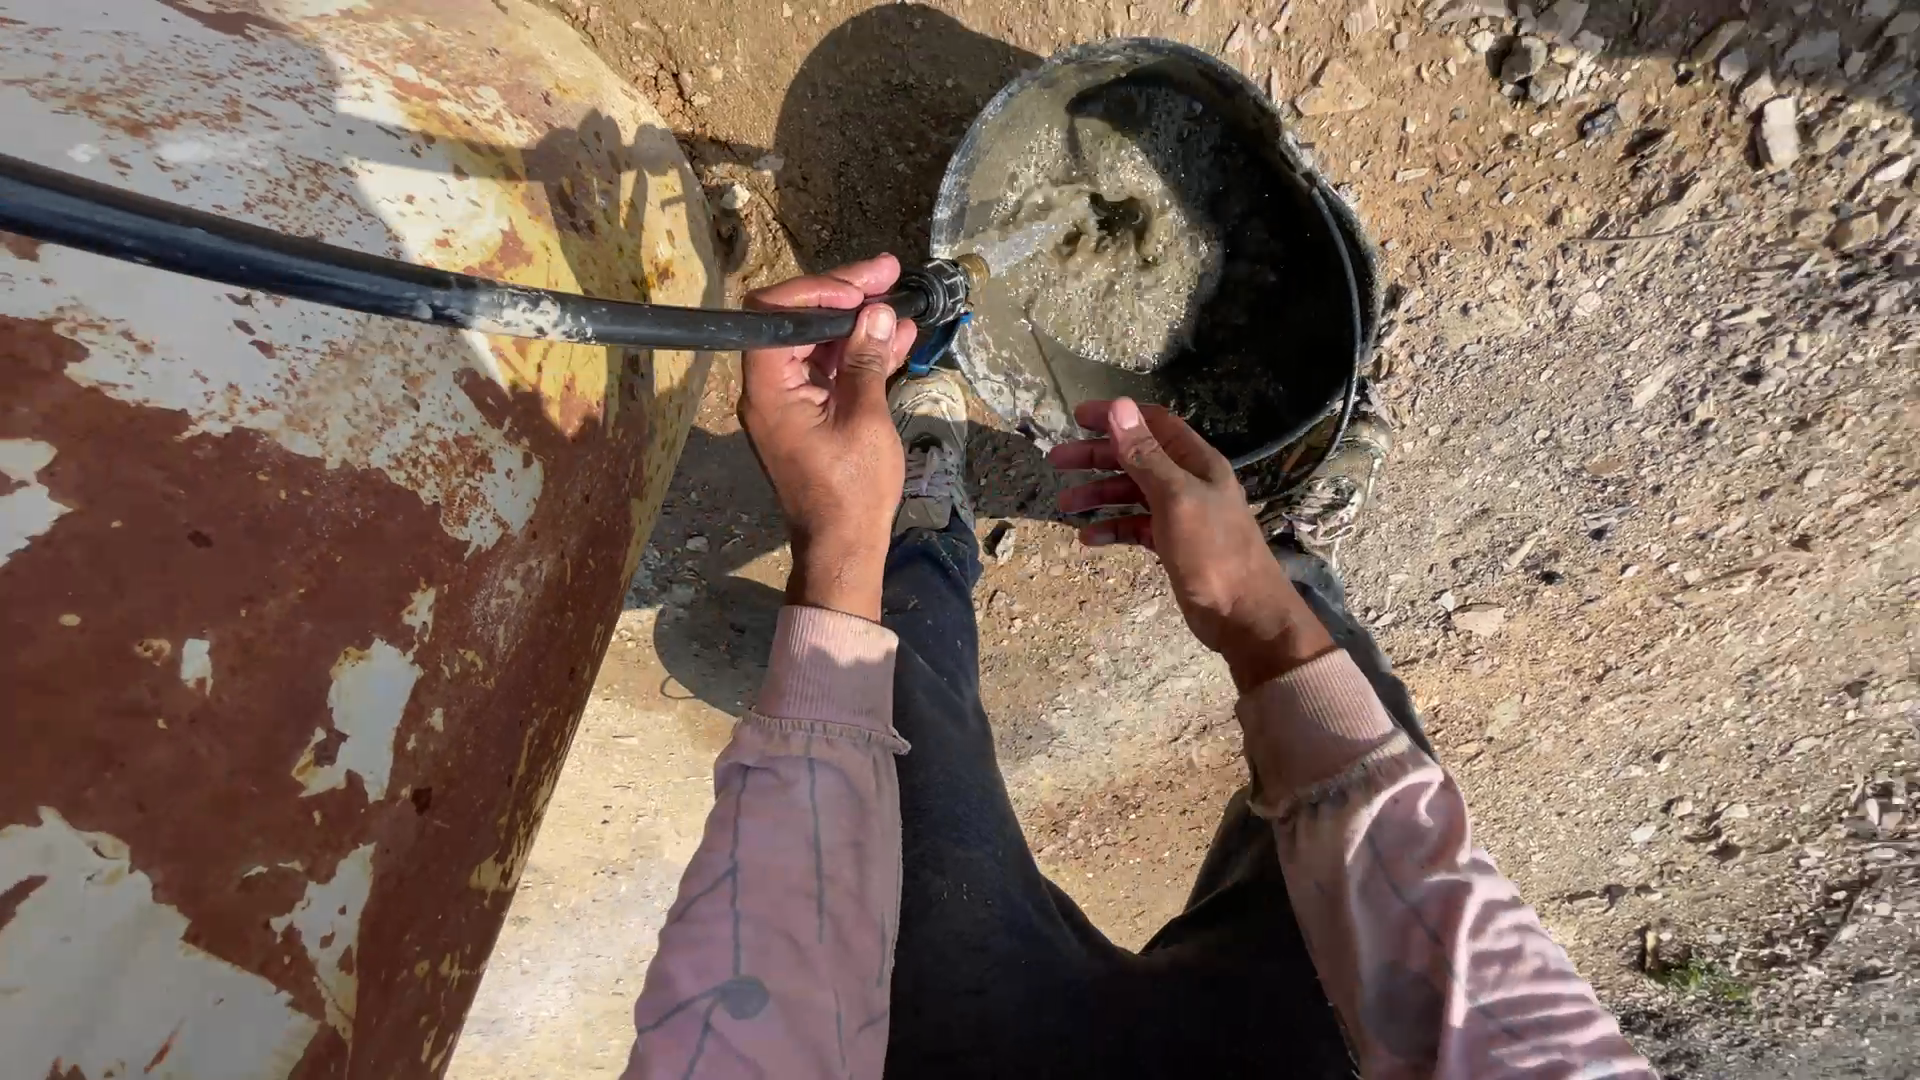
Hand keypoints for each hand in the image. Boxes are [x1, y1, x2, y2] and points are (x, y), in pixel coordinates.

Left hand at [739, 255, 919, 620]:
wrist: (842, 547)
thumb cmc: (851, 491)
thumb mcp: (865, 419)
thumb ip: (866, 361)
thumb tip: (877, 314)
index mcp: (769, 388)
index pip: (776, 313)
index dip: (819, 291)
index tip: (863, 288)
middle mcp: (770, 389)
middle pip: (798, 323)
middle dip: (846, 300)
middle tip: (889, 278)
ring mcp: (790, 403)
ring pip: (819, 347)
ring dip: (860, 327)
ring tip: (903, 309)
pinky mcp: (810, 416)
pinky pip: (830, 374)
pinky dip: (860, 359)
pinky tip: (899, 342)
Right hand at [1048, 398, 1334, 690]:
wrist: (1243, 615)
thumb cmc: (1213, 551)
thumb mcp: (1175, 498)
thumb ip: (1145, 455)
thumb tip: (1118, 407)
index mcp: (1196, 462)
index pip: (1152, 425)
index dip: (1116, 417)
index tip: (1077, 418)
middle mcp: (1188, 483)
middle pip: (1135, 458)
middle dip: (1096, 457)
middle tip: (1056, 460)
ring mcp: (1179, 515)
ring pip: (1131, 494)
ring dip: (1098, 495)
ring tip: (1064, 505)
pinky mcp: (1171, 545)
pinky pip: (1135, 528)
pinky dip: (1112, 528)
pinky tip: (1088, 538)